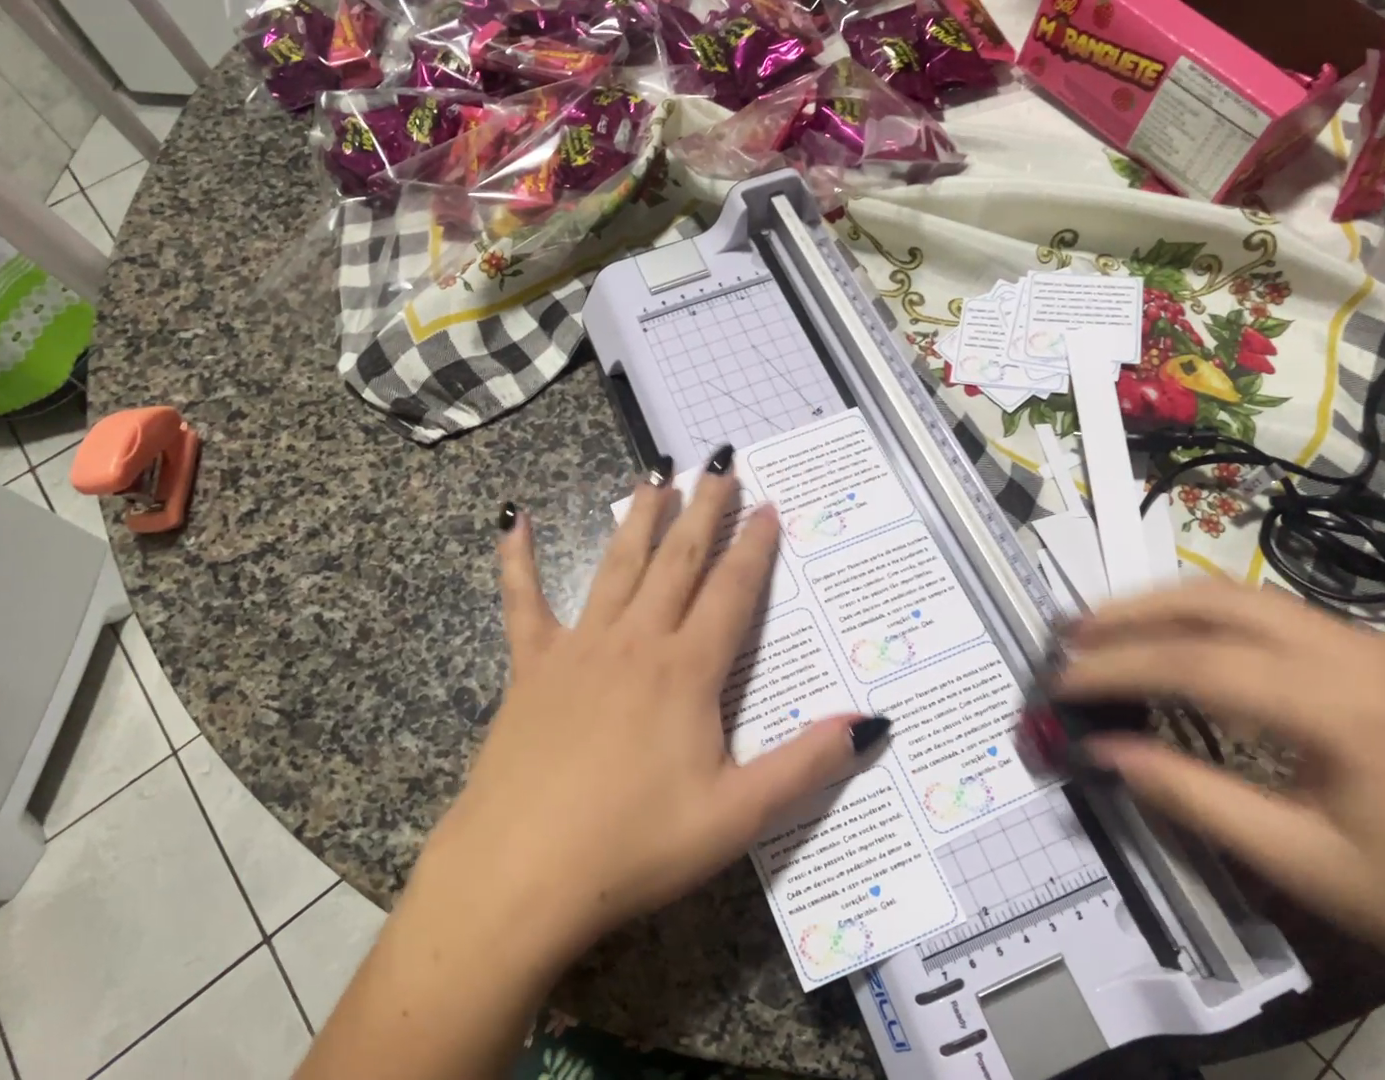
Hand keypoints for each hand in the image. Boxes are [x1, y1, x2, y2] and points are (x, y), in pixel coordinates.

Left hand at [415, 456, 881, 964]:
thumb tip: (871, 722)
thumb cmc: (635, 847)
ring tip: (656, 476)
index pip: (732, 593)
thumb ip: (805, 765)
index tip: (768, 505)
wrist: (521, 872)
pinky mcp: (529, 669)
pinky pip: (523, 602)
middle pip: (678, 563)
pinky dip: (518, 560)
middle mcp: (635, 644)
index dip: (755, 547)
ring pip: (615, 568)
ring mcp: (577, 650)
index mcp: (686, 673)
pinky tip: (514, 520)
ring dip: (639, 519)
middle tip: (720, 465)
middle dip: (704, 511)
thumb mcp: (737, 817)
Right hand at [1052, 582, 1384, 976]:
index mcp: (1343, 708)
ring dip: (1167, 605)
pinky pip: (1276, 615)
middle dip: (1133, 612)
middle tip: (1068, 634)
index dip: (1117, 668)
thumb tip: (1105, 752)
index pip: (1199, 664)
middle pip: (1220, 602)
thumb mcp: (1301, 861)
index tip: (1058, 683)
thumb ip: (1193, 796)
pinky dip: (1208, 618)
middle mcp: (1359, 652)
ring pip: (1247, 596)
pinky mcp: (1382, 654)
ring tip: (1104, 628)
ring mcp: (1376, 645)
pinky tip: (1176, 639)